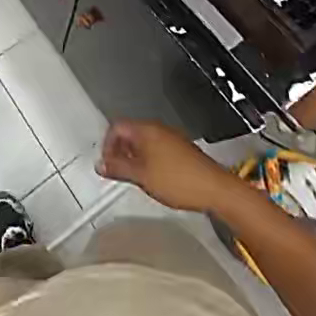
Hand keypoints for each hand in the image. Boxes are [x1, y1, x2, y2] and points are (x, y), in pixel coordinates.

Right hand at [96, 120, 247, 213]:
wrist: (213, 188)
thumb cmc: (179, 180)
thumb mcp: (141, 176)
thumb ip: (118, 168)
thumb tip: (101, 164)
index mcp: (146, 130)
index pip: (116, 127)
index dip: (107, 145)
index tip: (107, 163)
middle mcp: (159, 130)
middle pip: (130, 133)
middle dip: (119, 152)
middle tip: (117, 171)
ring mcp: (171, 138)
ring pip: (143, 142)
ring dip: (133, 158)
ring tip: (134, 178)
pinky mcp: (180, 150)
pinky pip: (156, 150)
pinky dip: (148, 161)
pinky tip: (151, 179)